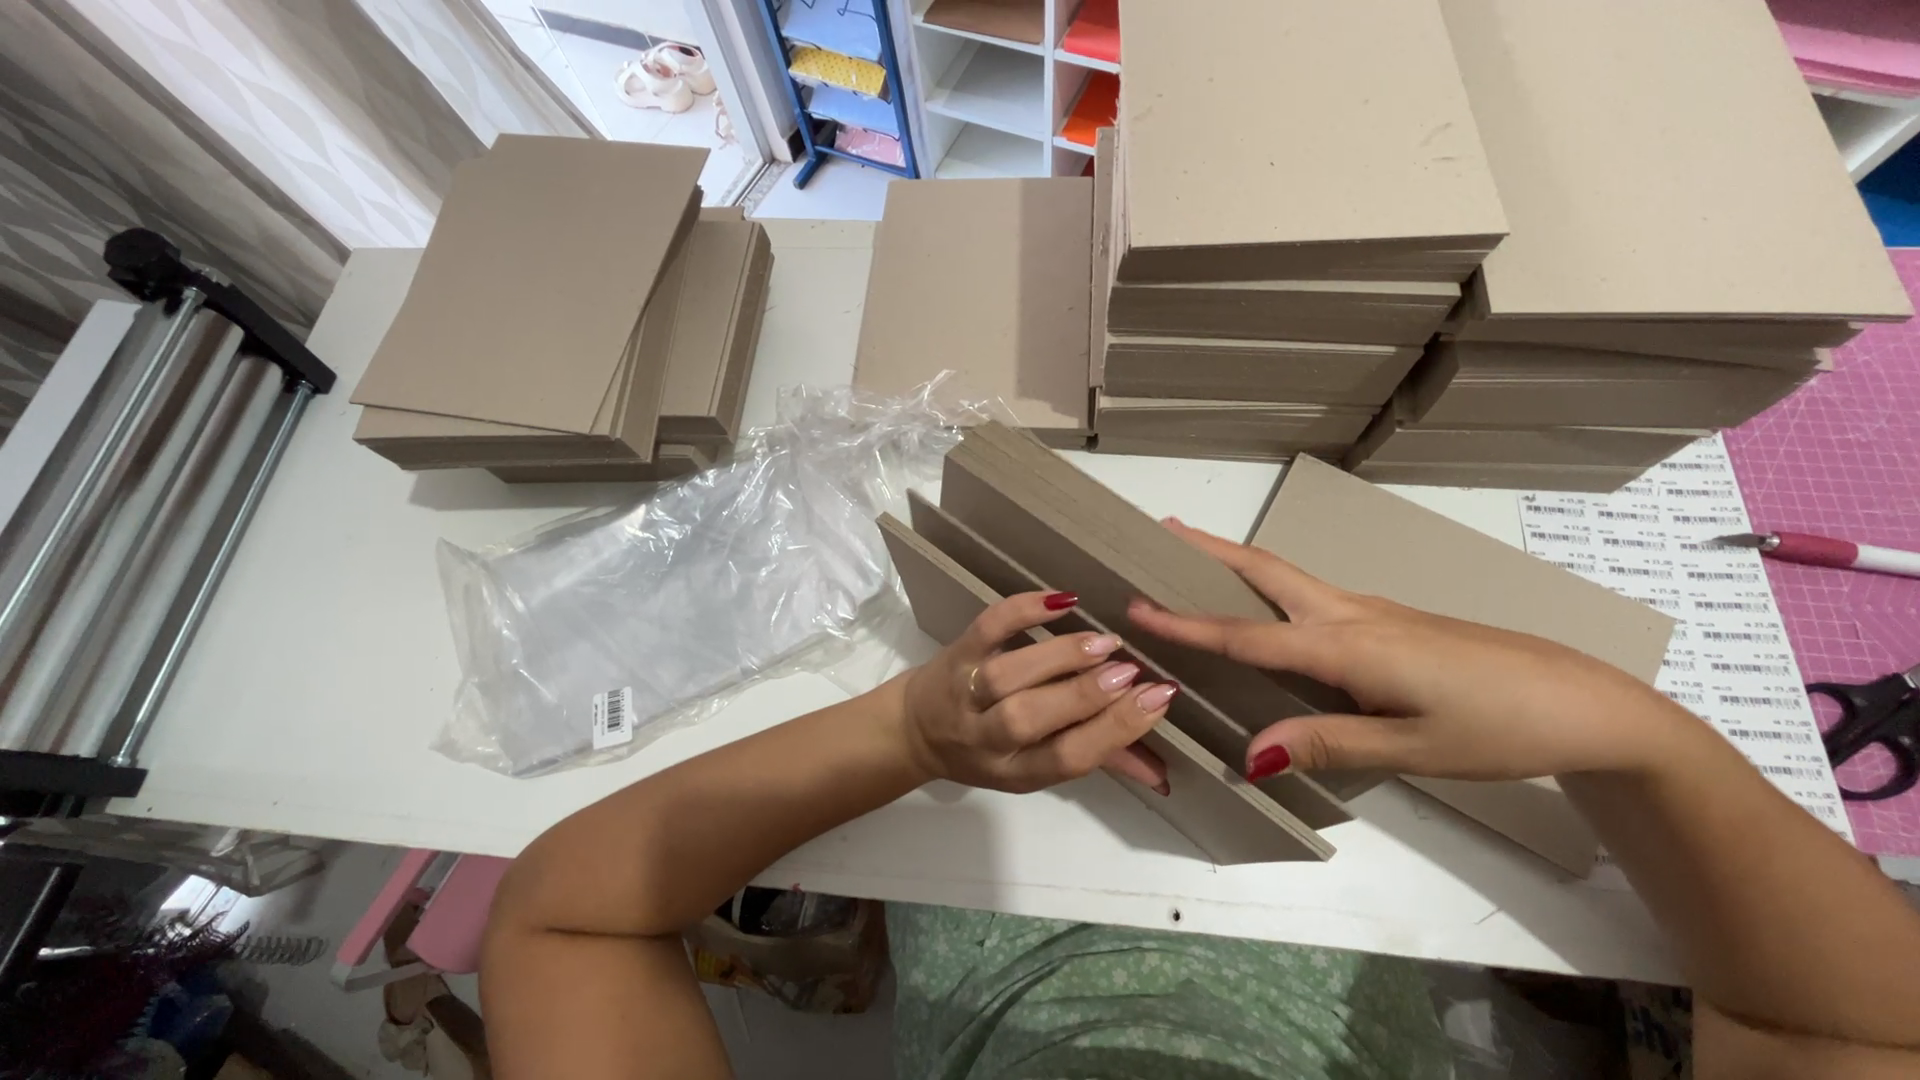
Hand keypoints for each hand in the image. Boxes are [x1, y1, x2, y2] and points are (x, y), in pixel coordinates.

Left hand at [899, 591, 1177, 794]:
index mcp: (1016, 769)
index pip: (1067, 757)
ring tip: (1103, 643)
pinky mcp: (956, 653)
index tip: (1156, 700)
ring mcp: (966, 692)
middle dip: (1085, 696)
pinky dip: (1022, 612)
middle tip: (1132, 671)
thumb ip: (1100, 761)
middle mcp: (986, 736)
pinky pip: (985, 630)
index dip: (1113, 732)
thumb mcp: (1036, 767)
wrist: (916, 730)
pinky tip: (1061, 601)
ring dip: (1058, 657)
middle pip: (1031, 718)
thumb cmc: (988, 751)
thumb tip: (1164, 773)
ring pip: (1006, 676)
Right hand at [1128, 520, 1696, 782]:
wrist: (1587, 702)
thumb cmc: (1499, 727)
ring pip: (1288, 578)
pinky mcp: (1390, 622)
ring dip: (1236, 562)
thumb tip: (1250, 751)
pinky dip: (1269, 587)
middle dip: (1209, 549)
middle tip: (1159, 530)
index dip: (1187, 625)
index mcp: (1348, 645)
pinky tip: (1267, 611)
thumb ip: (1327, 741)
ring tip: (1193, 557)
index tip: (1134, 607)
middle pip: (1266, 571)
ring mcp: (1373, 612)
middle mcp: (1351, 614)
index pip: (1248, 635)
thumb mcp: (1411, 747)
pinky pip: (1311, 596)